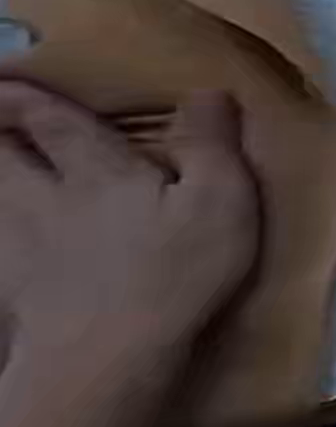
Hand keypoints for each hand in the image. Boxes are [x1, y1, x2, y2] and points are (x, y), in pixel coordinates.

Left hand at [0, 82, 258, 365]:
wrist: (109, 349)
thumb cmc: (182, 264)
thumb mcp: (223, 197)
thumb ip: (212, 144)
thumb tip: (207, 91)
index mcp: (100, 173)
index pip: (52, 122)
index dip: (31, 96)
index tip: (13, 76)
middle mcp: (42, 196)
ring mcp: (14, 238)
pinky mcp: (6, 274)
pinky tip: (4, 216)